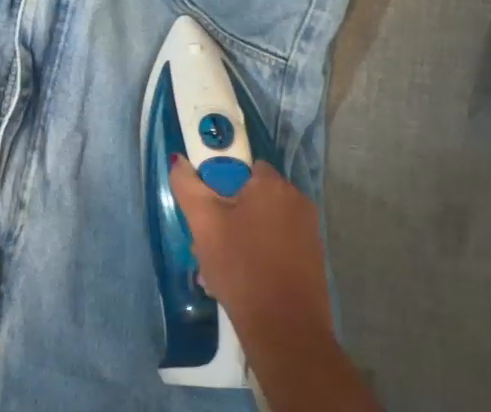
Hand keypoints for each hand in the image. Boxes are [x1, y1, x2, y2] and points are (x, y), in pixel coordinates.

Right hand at [168, 158, 379, 411]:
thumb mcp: (203, 221)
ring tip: (216, 265)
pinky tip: (237, 279)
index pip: (240, 166)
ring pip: (259, 223)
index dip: (216, 181)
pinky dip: (255, 254)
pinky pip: (274, 245)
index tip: (203, 207)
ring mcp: (308, 233)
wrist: (285, 329)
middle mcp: (297, 202)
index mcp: (274, 185)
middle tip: (205, 239)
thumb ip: (187, 184)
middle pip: (249, 196)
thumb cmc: (241, 266)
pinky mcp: (311, 260)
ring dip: (236, 236)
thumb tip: (178, 160)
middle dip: (224, 213)